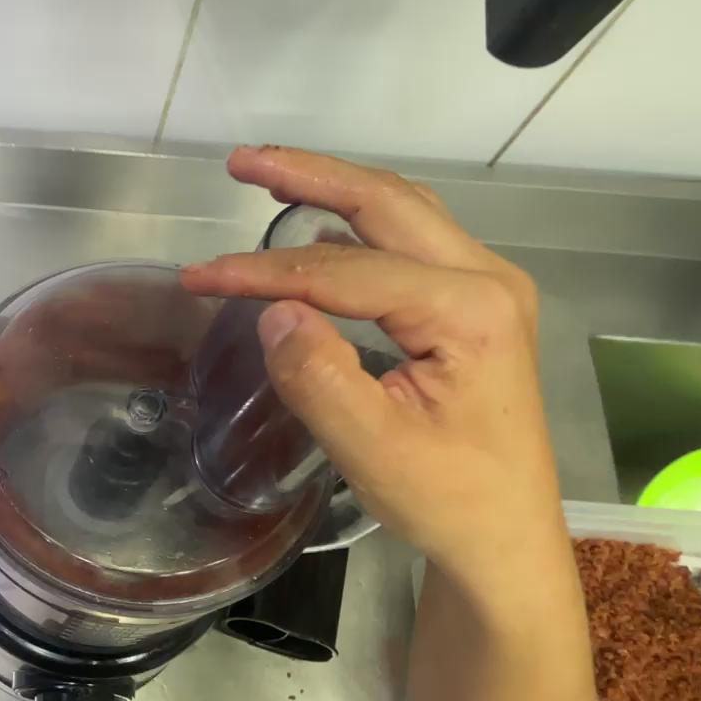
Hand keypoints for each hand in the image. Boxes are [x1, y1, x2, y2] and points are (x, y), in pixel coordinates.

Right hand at [180, 146, 563, 593]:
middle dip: (309, 176)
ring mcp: (482, 289)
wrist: (503, 537)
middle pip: (386, 204)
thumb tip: (271, 312)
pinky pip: (406, 244)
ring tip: (269, 178)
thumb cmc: (446, 500)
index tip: (197, 277)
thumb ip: (321, 378)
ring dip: (333, 189)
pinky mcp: (469, 309)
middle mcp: (484, 279)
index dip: (264, 271)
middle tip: (241, 162)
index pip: (345, 270)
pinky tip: (321, 225)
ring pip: (401, 214)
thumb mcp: (374, 450)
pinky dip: (354, 224)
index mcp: (467, 310)